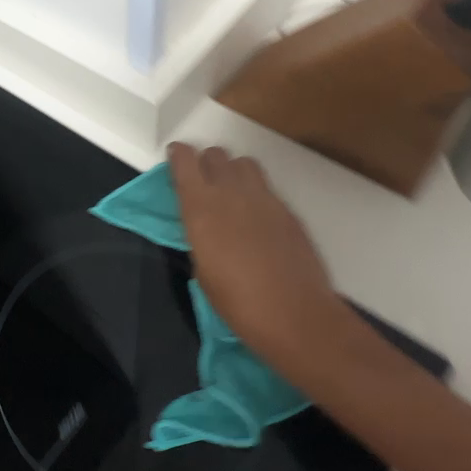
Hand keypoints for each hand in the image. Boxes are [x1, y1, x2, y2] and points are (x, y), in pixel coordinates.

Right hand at [166, 142, 350, 362]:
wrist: (295, 316)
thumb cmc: (237, 302)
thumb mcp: (202, 268)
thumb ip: (200, 235)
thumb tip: (204, 227)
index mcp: (200, 207)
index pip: (185, 161)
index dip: (178, 156)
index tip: (175, 160)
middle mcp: (231, 193)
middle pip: (216, 154)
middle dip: (206, 163)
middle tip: (203, 183)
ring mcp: (264, 199)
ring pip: (244, 164)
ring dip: (233, 172)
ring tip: (232, 195)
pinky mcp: (288, 211)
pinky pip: (266, 188)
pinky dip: (256, 194)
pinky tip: (257, 220)